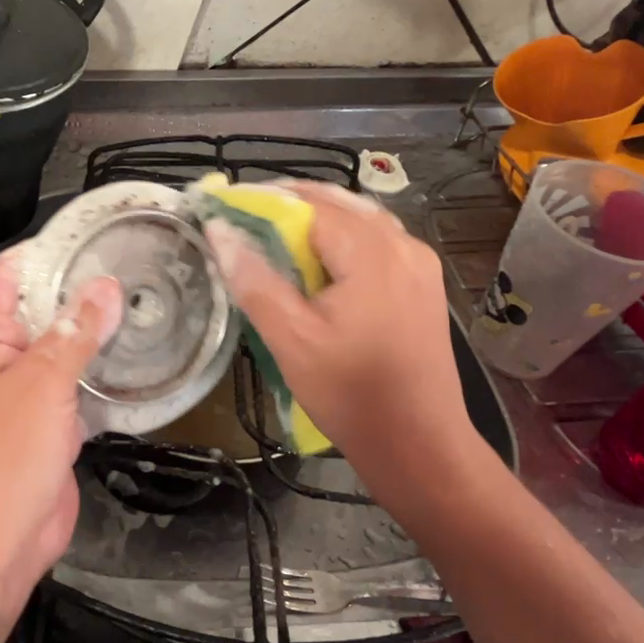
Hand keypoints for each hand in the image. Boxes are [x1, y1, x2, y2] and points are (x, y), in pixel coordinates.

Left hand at [0, 252, 121, 637]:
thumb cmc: (4, 458)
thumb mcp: (41, 385)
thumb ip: (74, 333)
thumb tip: (104, 285)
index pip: (10, 273)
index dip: (48, 249)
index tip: (95, 233)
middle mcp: (0, 357)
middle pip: (40, 306)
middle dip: (80, 288)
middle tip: (135, 265)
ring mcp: (24, 390)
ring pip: (61, 345)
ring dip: (94, 330)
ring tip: (144, 301)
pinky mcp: (47, 421)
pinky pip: (74, 382)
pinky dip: (100, 369)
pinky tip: (137, 355)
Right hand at [203, 181, 473, 460]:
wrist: (419, 443)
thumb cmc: (351, 394)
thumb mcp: (291, 340)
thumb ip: (254, 280)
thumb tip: (220, 230)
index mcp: (372, 253)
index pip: (309, 204)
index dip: (264, 199)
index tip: (225, 204)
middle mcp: (402, 245)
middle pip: (338, 203)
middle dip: (289, 203)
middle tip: (243, 216)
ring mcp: (419, 264)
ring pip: (360, 219)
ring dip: (317, 219)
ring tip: (274, 234)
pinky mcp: (423, 284)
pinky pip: (377, 242)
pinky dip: (342, 238)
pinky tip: (319, 261)